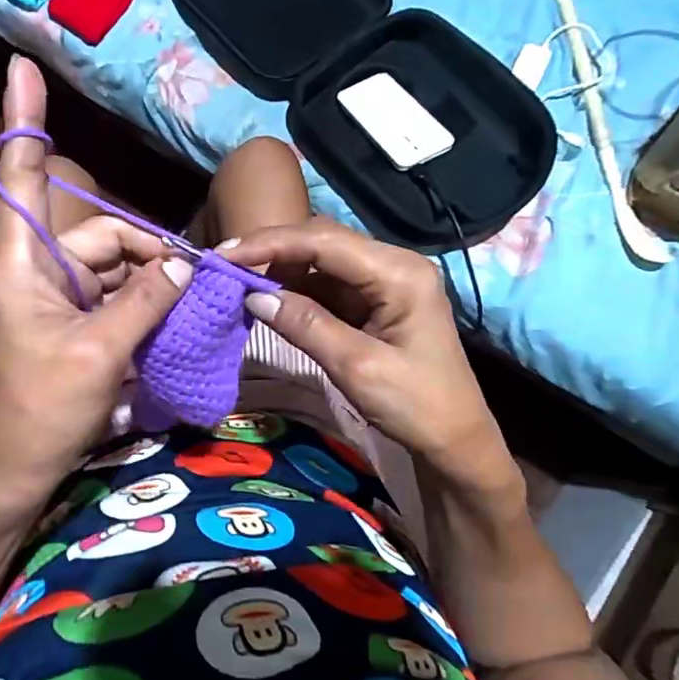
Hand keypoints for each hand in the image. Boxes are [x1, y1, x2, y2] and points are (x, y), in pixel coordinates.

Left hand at [0, 57, 193, 516]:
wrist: (26, 464)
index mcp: (22, 264)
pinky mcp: (75, 315)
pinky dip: (146, 296)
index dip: (23, 120)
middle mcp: (38, 267)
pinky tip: (174, 313)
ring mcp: (58, 292)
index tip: (21, 64)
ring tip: (189, 303)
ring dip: (153, 277)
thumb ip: (146, 300)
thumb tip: (185, 264)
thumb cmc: (48, 408)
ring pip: (115, 261)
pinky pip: (117, 289)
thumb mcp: (103, 351)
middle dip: (149, 248)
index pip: (20, 176)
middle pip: (100, 230)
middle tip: (195, 279)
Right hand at [222, 219, 515, 491]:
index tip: (225, 255)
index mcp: (398, 273)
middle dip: (272, 251)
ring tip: (238, 284)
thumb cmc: (415, 405)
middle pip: (321, 241)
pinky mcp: (371, 299)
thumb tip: (253, 296)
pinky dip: (293, 288)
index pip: (323, 241)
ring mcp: (382, 281)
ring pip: (318, 260)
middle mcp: (392, 264)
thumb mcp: (356, 366)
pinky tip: (268, 299)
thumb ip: (305, 325)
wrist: (453, 438)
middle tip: (225, 267)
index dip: (271, 243)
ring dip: (279, 269)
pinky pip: (324, 283)